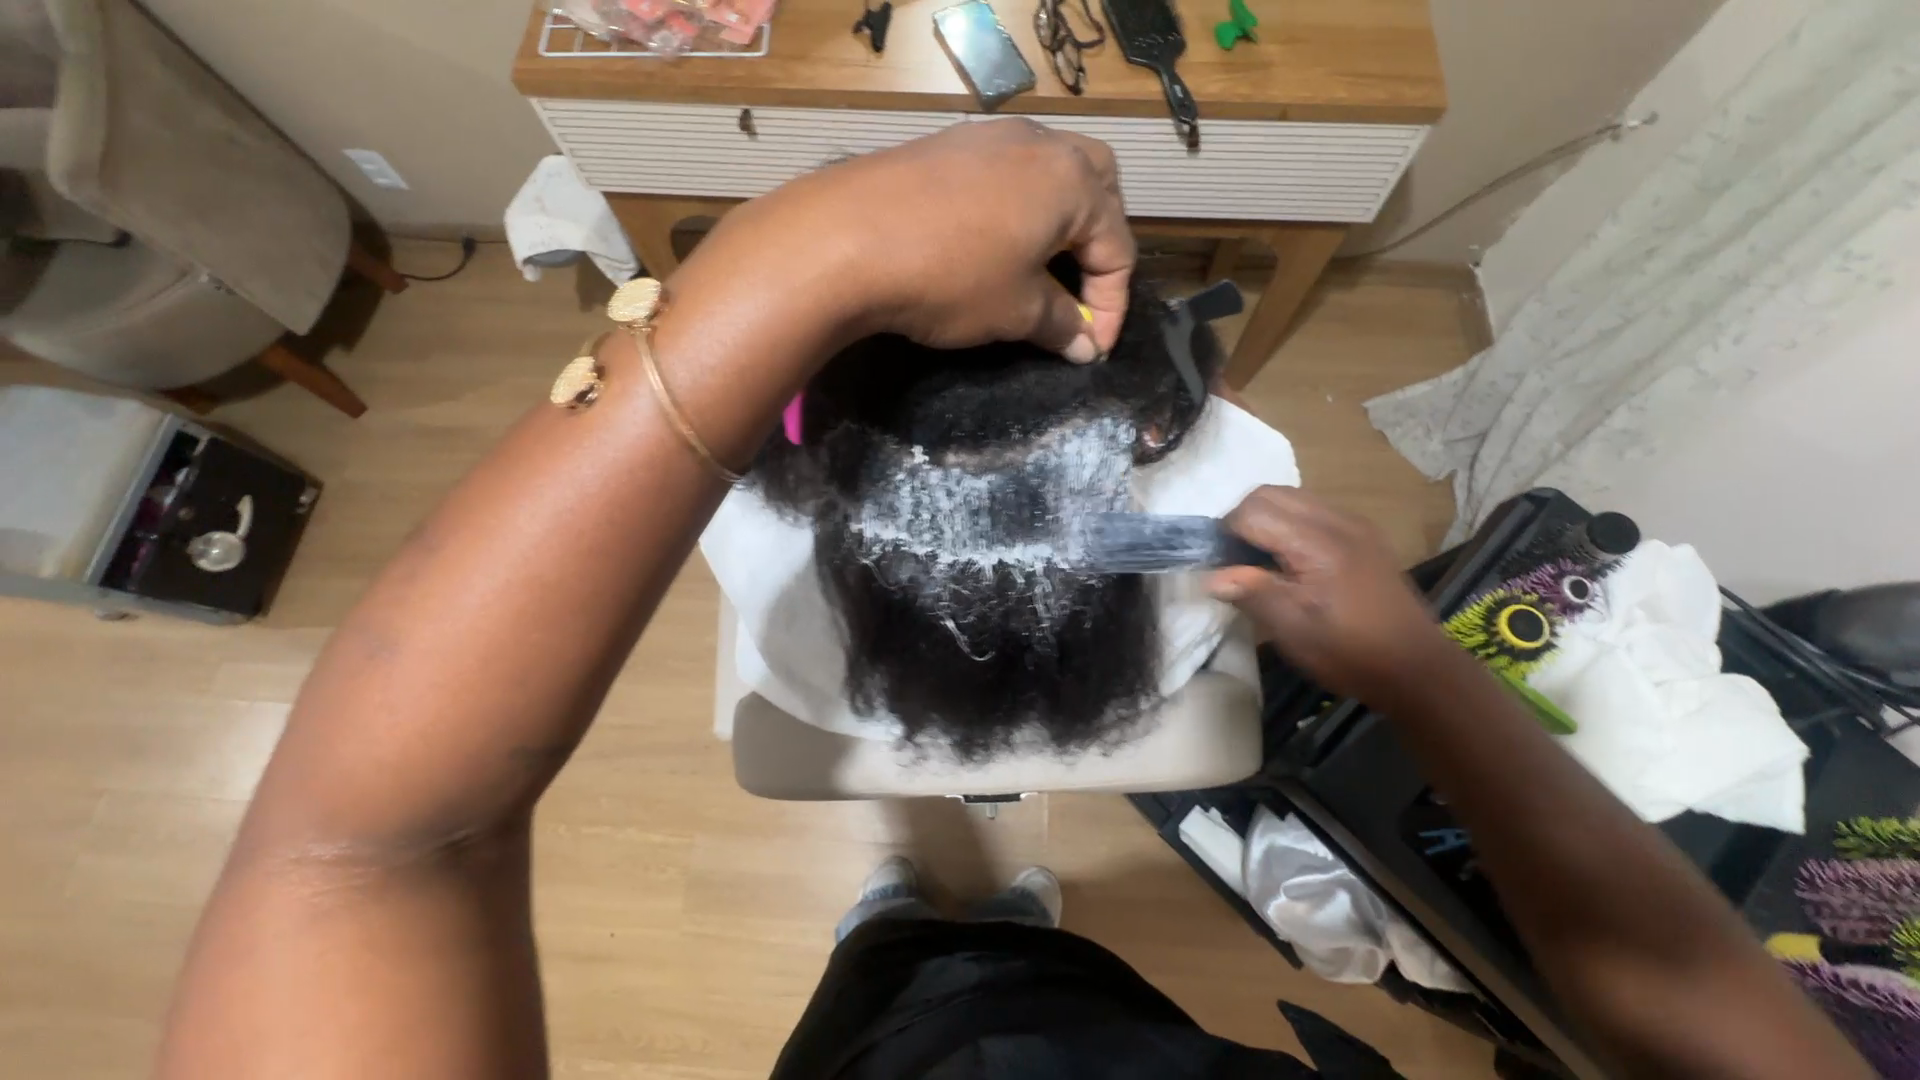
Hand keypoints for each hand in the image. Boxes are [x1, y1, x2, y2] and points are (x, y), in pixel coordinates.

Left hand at [671, 119, 1134, 362]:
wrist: (845, 239)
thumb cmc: (951, 277)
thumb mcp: (1016, 311)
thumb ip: (1061, 325)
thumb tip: (1086, 346)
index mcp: (1074, 182)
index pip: (1117, 248)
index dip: (1110, 307)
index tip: (1092, 349)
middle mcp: (1041, 144)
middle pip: (1097, 189)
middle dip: (1097, 245)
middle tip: (1080, 291)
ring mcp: (990, 137)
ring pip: (1049, 174)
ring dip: (1058, 223)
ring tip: (1042, 268)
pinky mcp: (948, 144)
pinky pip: (1004, 174)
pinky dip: (1015, 209)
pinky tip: (992, 243)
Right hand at [1208, 487, 1455, 701]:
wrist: (1416, 667)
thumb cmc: (1348, 651)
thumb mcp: (1291, 627)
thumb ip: (1250, 592)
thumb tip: (1210, 576)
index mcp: (1316, 541)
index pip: (1252, 511)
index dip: (1227, 535)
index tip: (1222, 568)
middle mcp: (1336, 520)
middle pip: (1270, 494)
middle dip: (1243, 520)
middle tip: (1237, 562)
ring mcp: (1354, 525)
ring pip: (1292, 498)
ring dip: (1266, 520)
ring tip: (1262, 563)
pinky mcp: (1364, 535)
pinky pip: (1314, 511)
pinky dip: (1290, 525)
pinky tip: (1292, 562)